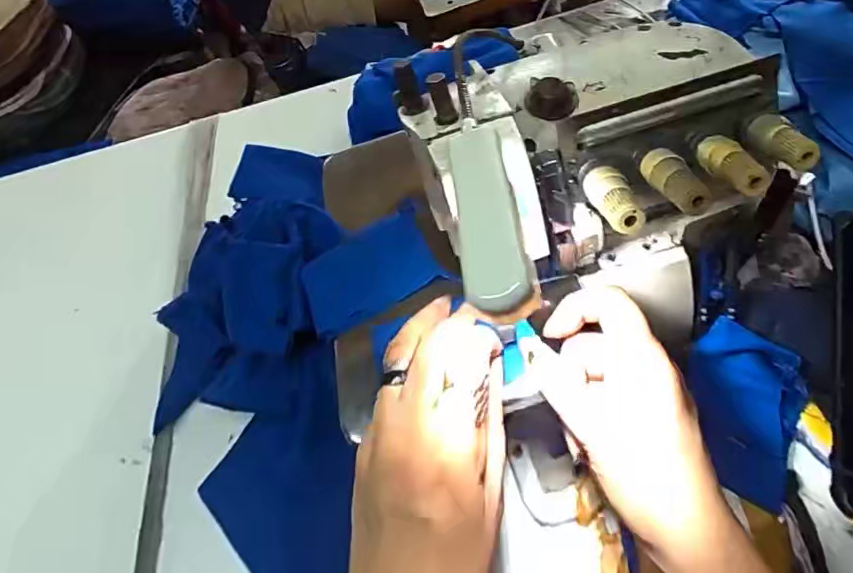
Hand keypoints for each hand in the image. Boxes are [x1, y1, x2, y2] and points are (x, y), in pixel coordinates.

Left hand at [352, 297, 505, 572]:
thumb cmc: (456, 551)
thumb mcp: (489, 488)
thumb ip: (488, 419)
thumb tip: (491, 365)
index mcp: (441, 437)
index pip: (453, 356)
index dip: (470, 328)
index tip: (488, 319)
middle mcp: (401, 424)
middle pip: (414, 348)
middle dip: (439, 317)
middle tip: (461, 305)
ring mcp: (375, 433)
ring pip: (393, 363)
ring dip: (418, 335)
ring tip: (442, 320)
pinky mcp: (362, 446)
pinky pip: (385, 389)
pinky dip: (405, 365)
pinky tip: (424, 367)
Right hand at [532, 288, 761, 572]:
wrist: (688, 531)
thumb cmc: (648, 478)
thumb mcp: (592, 426)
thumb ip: (558, 383)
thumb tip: (532, 351)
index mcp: (643, 355)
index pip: (609, 300)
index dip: (574, 308)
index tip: (549, 335)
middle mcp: (651, 363)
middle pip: (596, 341)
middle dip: (571, 373)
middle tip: (567, 411)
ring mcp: (653, 387)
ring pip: (599, 372)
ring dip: (579, 400)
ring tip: (580, 438)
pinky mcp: (651, 411)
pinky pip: (611, 394)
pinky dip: (594, 413)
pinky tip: (592, 445)